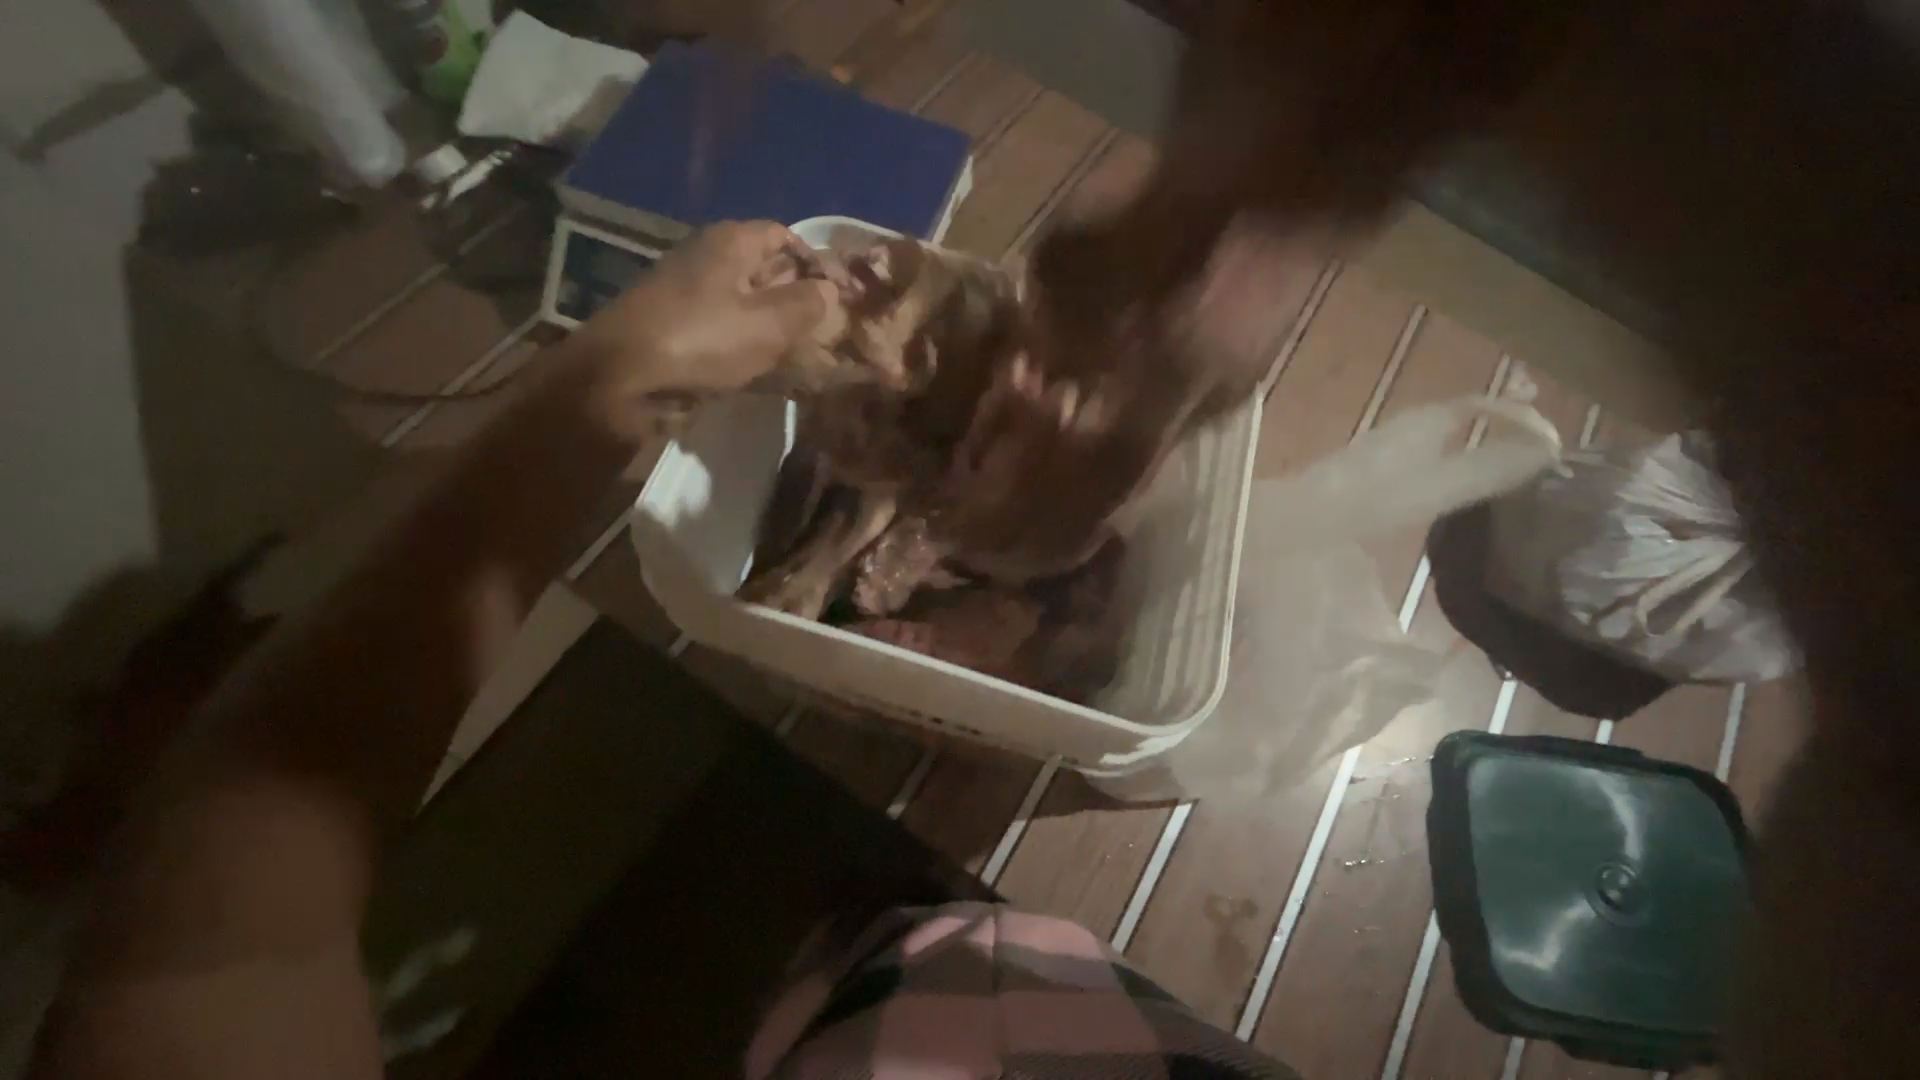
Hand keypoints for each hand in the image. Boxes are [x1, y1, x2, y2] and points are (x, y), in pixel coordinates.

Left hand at [573, 220, 836, 404]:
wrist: (621, 379)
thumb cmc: (701, 341)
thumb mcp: (767, 324)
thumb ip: (806, 304)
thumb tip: (830, 289)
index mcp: (730, 241)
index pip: (784, 235)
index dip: (814, 262)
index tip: (839, 295)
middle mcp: (708, 257)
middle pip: (765, 268)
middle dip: (797, 296)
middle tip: (828, 330)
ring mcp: (689, 292)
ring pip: (746, 302)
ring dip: (772, 325)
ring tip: (803, 353)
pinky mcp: (677, 326)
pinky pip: (724, 328)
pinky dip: (746, 343)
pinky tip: (763, 369)